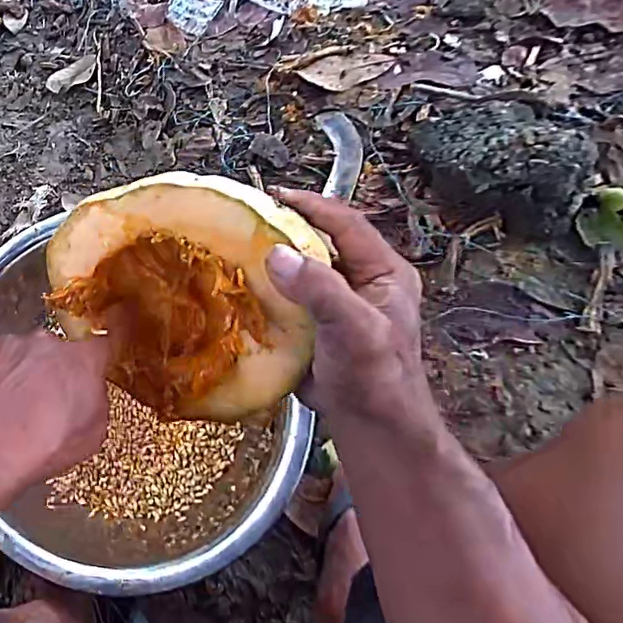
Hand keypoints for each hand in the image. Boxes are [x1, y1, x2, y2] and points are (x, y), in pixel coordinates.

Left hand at [0, 331, 112, 506]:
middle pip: (60, 350)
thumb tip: (92, 394)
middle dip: (58, 370)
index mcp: (82, 360)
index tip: (91, 375)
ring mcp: (13, 345)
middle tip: (51, 400)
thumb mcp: (93, 436)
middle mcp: (48, 343)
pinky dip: (1, 373)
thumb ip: (98, 402)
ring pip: (28, 352)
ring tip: (20, 405)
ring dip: (27, 370)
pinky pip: (0, 358)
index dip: (96, 363)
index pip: (100, 348)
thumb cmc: (40, 447)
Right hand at [266, 188, 442, 445]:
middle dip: (287, 230)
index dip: (312, 204)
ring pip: (303, 271)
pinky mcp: (318, 327)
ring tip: (239, 251)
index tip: (274, 195)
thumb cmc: (375, 378)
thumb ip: (319, 288)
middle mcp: (363, 283)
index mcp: (383, 273)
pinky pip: (290, 298)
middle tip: (249, 222)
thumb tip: (276, 253)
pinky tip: (244, 290)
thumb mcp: (353, 327)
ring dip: (275, 261)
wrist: (373, 427)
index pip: (347, 223)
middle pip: (321, 243)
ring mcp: (339, 305)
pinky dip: (268, 291)